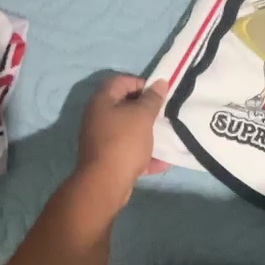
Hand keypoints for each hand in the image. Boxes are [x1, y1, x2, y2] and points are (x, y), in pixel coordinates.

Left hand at [74, 74, 170, 199]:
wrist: (105, 182)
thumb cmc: (124, 142)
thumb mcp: (142, 116)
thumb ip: (152, 99)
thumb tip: (160, 83)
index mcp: (102, 100)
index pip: (122, 81)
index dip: (142, 84)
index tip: (160, 95)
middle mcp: (98, 117)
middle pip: (124, 106)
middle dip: (147, 111)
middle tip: (164, 115)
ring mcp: (101, 139)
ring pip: (128, 131)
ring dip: (147, 134)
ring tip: (166, 137)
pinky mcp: (107, 159)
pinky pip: (128, 152)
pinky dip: (144, 155)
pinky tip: (162, 162)